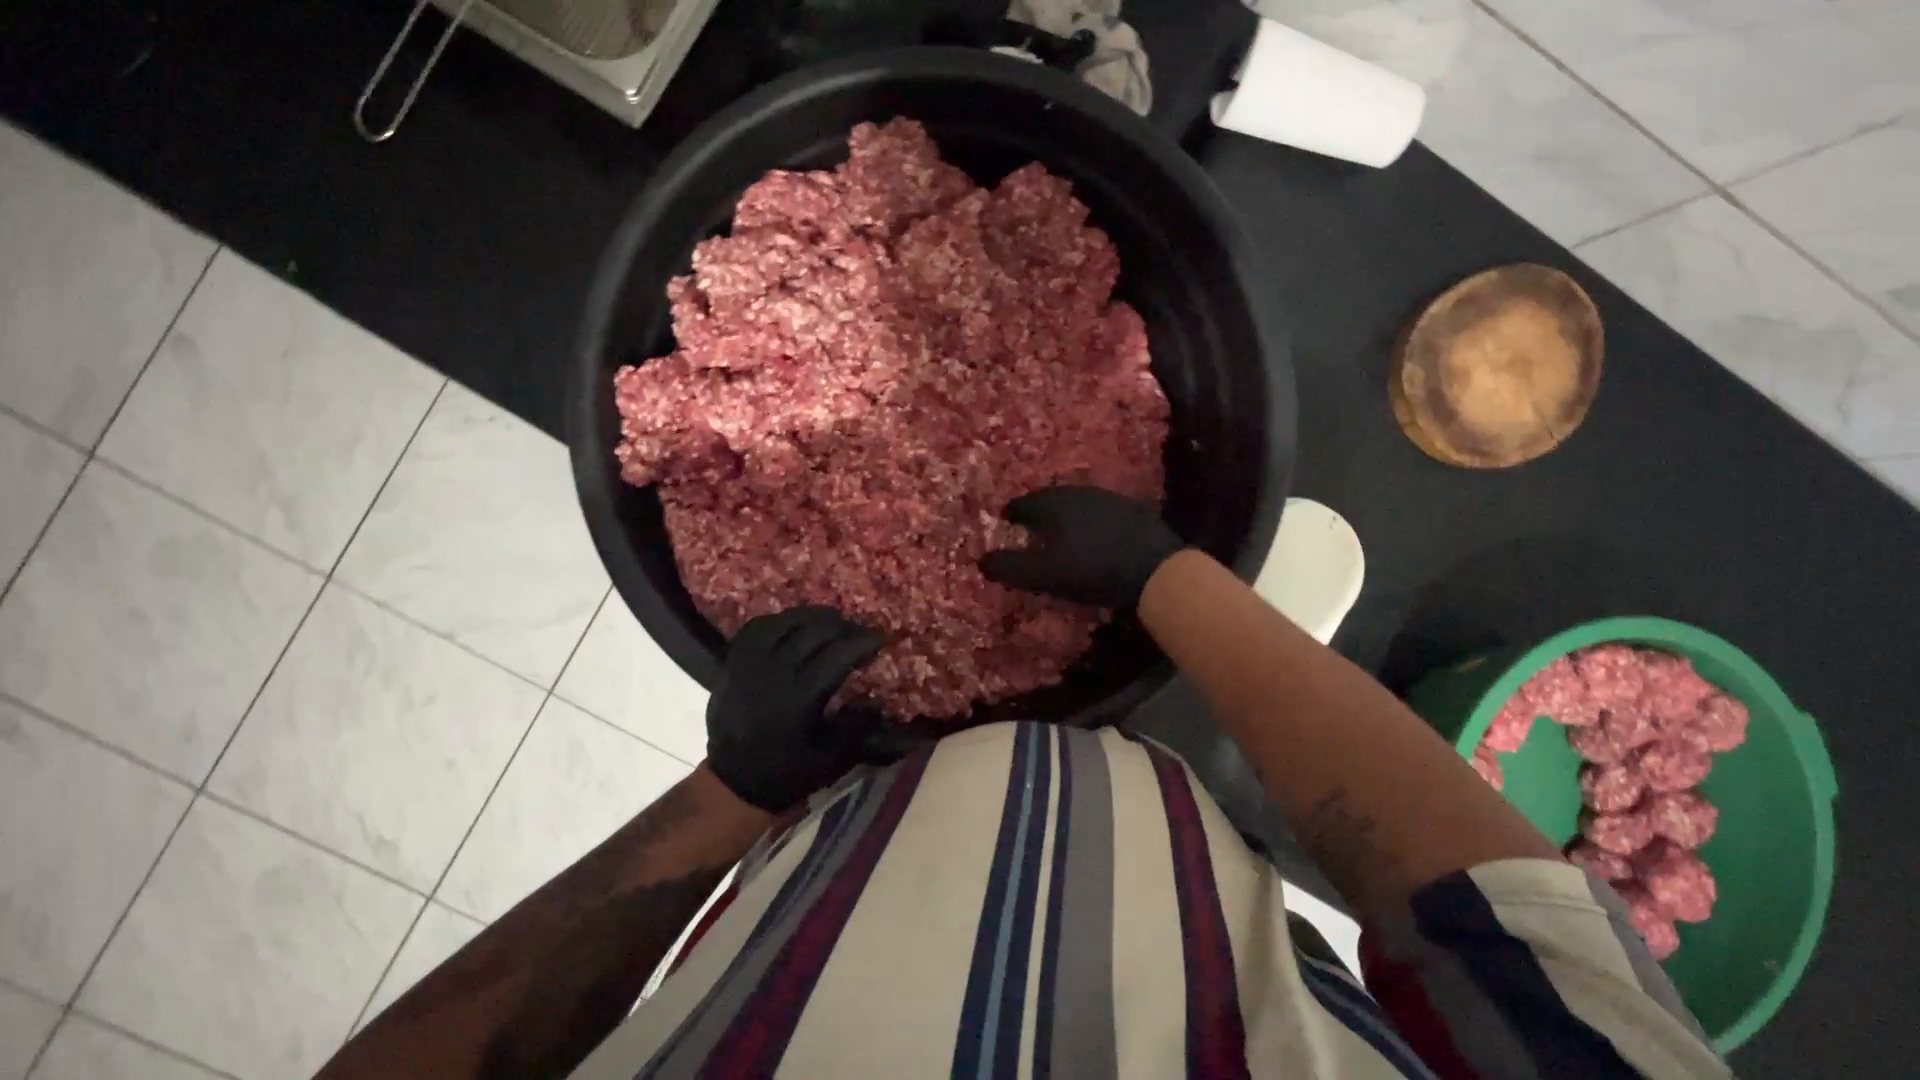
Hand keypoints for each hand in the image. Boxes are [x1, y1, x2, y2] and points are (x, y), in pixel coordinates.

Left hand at [706, 606, 885, 812]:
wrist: (733, 781)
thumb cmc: (786, 773)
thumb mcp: (831, 760)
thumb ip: (857, 728)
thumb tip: (876, 700)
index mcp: (799, 697)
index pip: (838, 654)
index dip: (863, 641)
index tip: (882, 637)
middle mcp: (774, 672)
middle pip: (814, 631)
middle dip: (844, 626)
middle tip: (859, 633)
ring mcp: (749, 663)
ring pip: (786, 621)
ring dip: (814, 618)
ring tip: (832, 624)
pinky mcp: (732, 661)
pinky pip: (758, 627)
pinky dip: (781, 621)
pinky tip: (795, 628)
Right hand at [979, 485, 1183, 608]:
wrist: (1154, 568)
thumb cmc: (1090, 569)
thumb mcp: (1042, 574)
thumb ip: (1009, 567)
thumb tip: (981, 561)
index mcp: (1052, 503)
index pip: (1022, 504)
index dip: (1011, 516)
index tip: (1006, 525)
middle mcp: (1078, 493)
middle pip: (1049, 500)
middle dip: (1038, 514)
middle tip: (1030, 530)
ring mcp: (1108, 499)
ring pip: (1077, 505)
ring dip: (1066, 518)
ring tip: (1060, 535)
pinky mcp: (1132, 511)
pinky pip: (1100, 515)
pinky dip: (1090, 525)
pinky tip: (1094, 540)